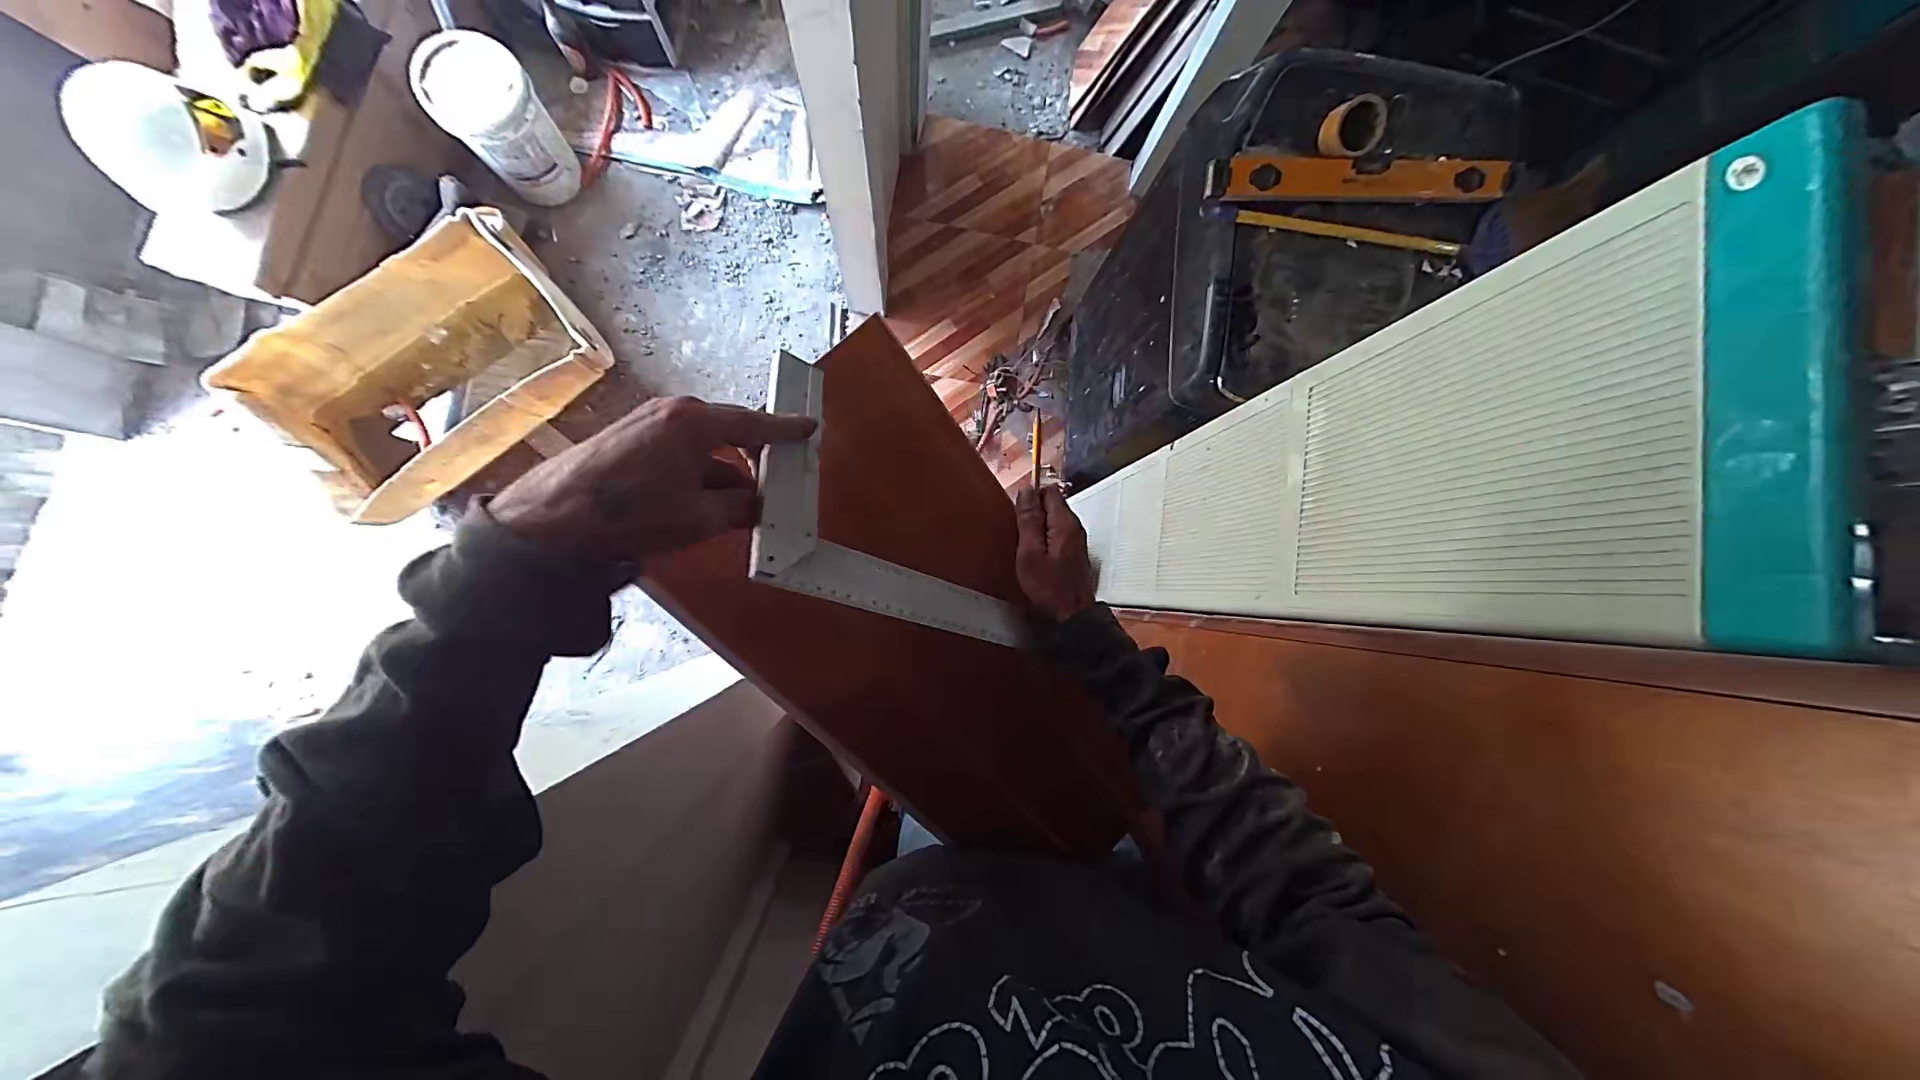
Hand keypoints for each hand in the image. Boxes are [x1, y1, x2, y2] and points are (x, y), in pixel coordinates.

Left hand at [490, 396, 815, 563]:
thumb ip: (740, 507)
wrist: (549, 526)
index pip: (753, 423)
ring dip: (721, 476)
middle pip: (728, 434)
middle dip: (751, 462)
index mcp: (693, 421)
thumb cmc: (629, 514)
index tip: (807, 428)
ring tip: (734, 509)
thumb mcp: (700, 518)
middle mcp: (670, 414)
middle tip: (773, 486)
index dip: (784, 431)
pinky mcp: (627, 442)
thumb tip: (757, 505)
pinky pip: (678, 455)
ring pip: (702, 449)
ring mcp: (645, 425)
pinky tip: (699, 505)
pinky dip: (695, 477)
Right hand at [1015, 484, 1096, 622]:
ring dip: (1037, 527)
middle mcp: (1074, 527)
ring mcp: (1076, 539)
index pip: (1049, 491)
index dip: (1030, 498)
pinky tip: (1036, 555)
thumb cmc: (1050, 588)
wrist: (1071, 614)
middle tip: (1020, 535)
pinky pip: (1056, 533)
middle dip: (1033, 513)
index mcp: (1064, 523)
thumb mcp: (1030, 552)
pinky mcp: (1073, 551)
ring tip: (1026, 547)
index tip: (1018, 515)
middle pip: (1051, 504)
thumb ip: (1029, 520)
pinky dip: (1044, 538)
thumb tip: (1026, 492)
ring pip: (1053, 519)